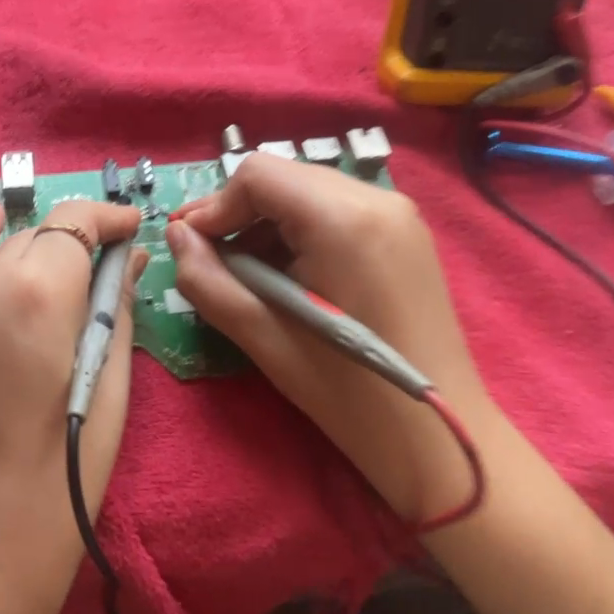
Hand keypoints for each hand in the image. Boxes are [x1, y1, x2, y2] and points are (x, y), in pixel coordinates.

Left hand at [0, 199, 149, 574]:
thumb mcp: (107, 391)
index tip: (133, 226)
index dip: (107, 216)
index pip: (73, 222)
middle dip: (78, 238)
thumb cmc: (60, 476)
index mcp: (35, 295)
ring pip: (1, 246)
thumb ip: (116, 311)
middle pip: (39, 233)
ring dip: (37, 248)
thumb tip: (127, 260)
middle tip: (110, 264)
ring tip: (67, 270)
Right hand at [167, 153, 496, 520]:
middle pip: (284, 178)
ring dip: (269, 225)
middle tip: (214, 262)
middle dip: (239, 214)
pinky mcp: (406, 234)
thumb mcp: (262, 336)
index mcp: (343, 218)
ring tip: (252, 278)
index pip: (257, 175)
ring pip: (308, 192)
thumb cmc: (346, 393)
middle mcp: (377, 198)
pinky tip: (292, 278)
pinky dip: (302, 232)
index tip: (195, 249)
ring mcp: (399, 214)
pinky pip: (337, 210)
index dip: (214, 207)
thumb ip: (207, 278)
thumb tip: (177, 236)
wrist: (436, 438)